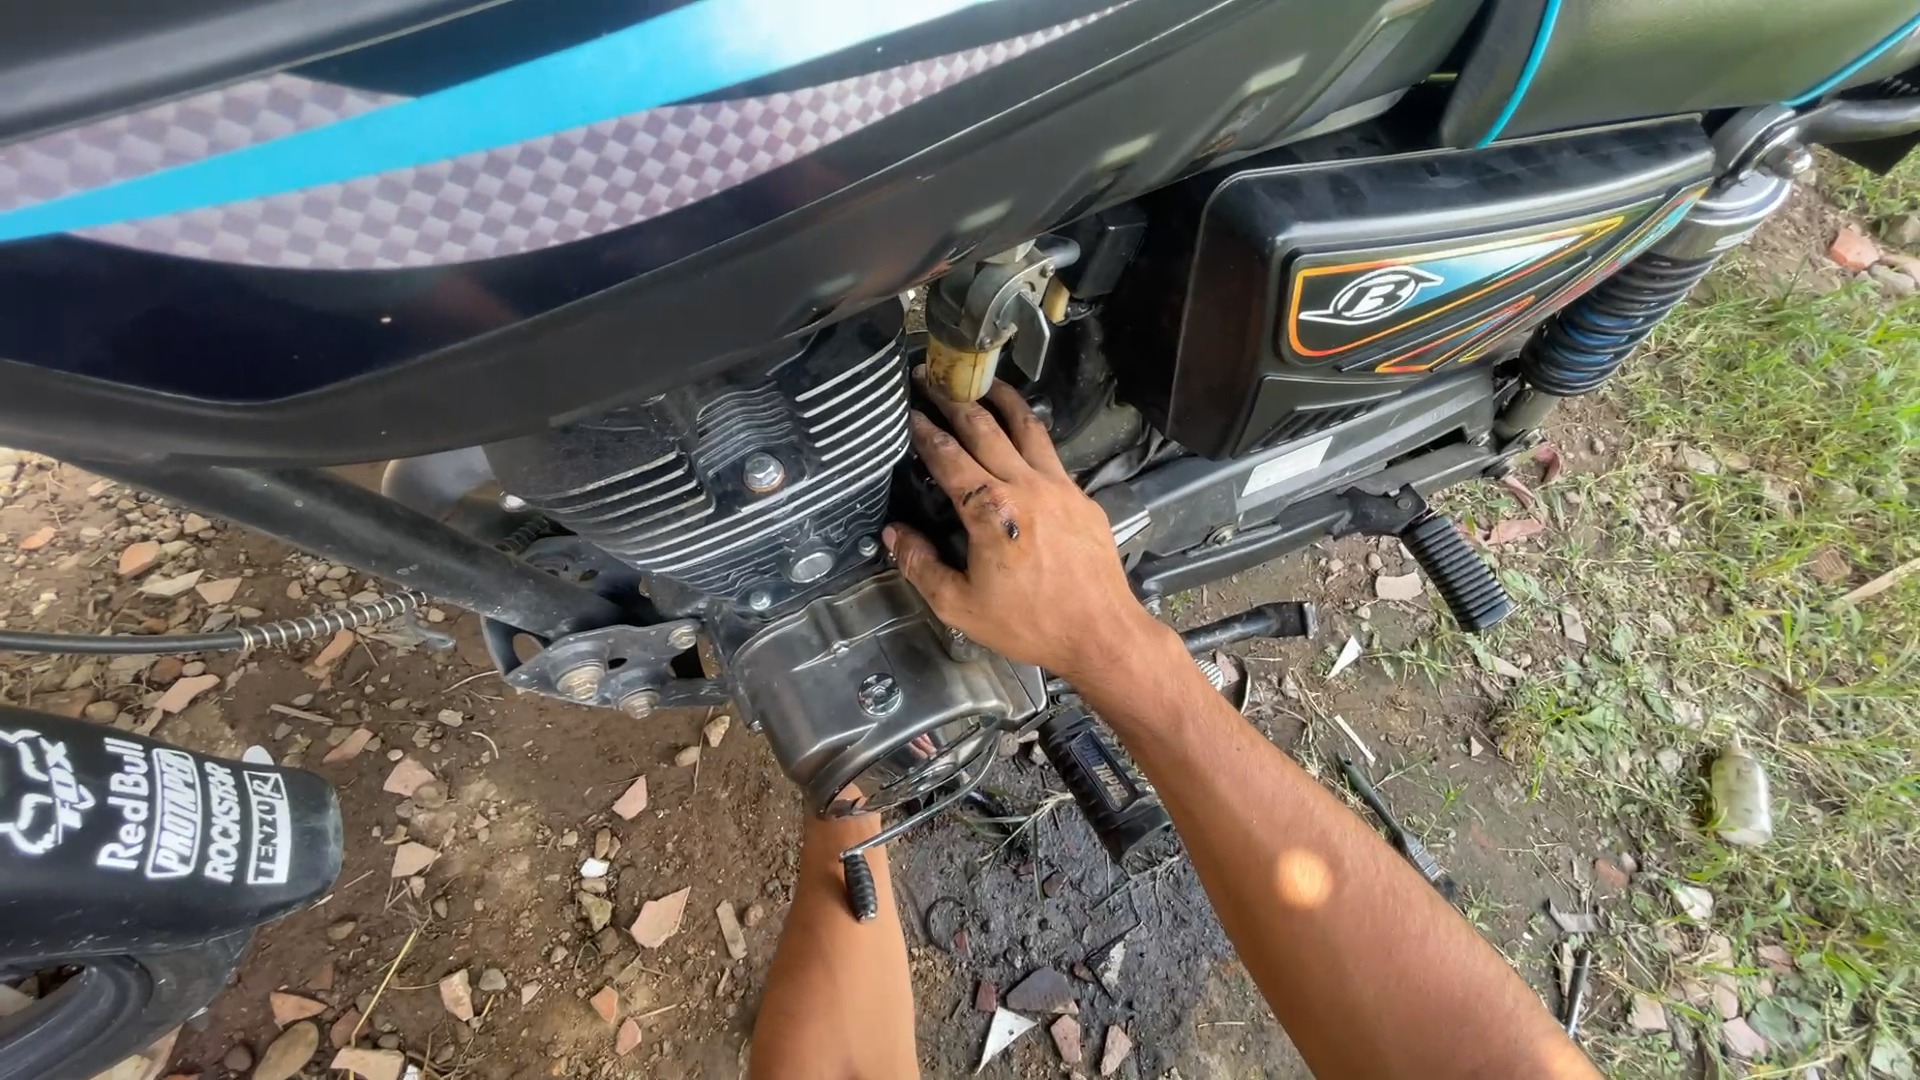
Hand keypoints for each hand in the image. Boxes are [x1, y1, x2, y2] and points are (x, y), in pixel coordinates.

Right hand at [883, 372, 1167, 680]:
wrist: (1101, 632)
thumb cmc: (1031, 624)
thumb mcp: (961, 606)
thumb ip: (922, 566)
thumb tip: (895, 535)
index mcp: (990, 510)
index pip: (947, 456)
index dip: (923, 431)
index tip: (908, 411)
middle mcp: (1025, 486)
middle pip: (983, 427)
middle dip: (952, 399)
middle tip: (932, 378)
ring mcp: (1059, 486)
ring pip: (1025, 426)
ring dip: (999, 398)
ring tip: (982, 381)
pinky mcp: (1081, 496)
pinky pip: (1050, 451)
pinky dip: (1030, 431)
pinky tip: (1023, 430)